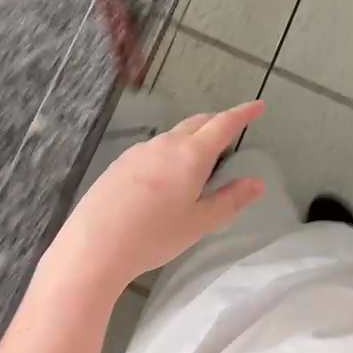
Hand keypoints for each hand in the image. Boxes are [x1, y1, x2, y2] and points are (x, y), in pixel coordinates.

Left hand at [42, 101, 268, 298]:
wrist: (94, 246)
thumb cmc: (154, 236)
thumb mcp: (199, 223)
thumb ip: (230, 200)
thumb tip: (257, 183)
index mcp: (191, 154)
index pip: (223, 124)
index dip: (243, 113)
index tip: (258, 106)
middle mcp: (166, 143)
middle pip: (198, 122)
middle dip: (217, 122)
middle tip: (232, 128)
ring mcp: (140, 150)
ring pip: (174, 135)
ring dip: (192, 137)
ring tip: (200, 158)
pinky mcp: (121, 162)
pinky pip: (155, 148)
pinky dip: (171, 151)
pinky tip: (165, 177)